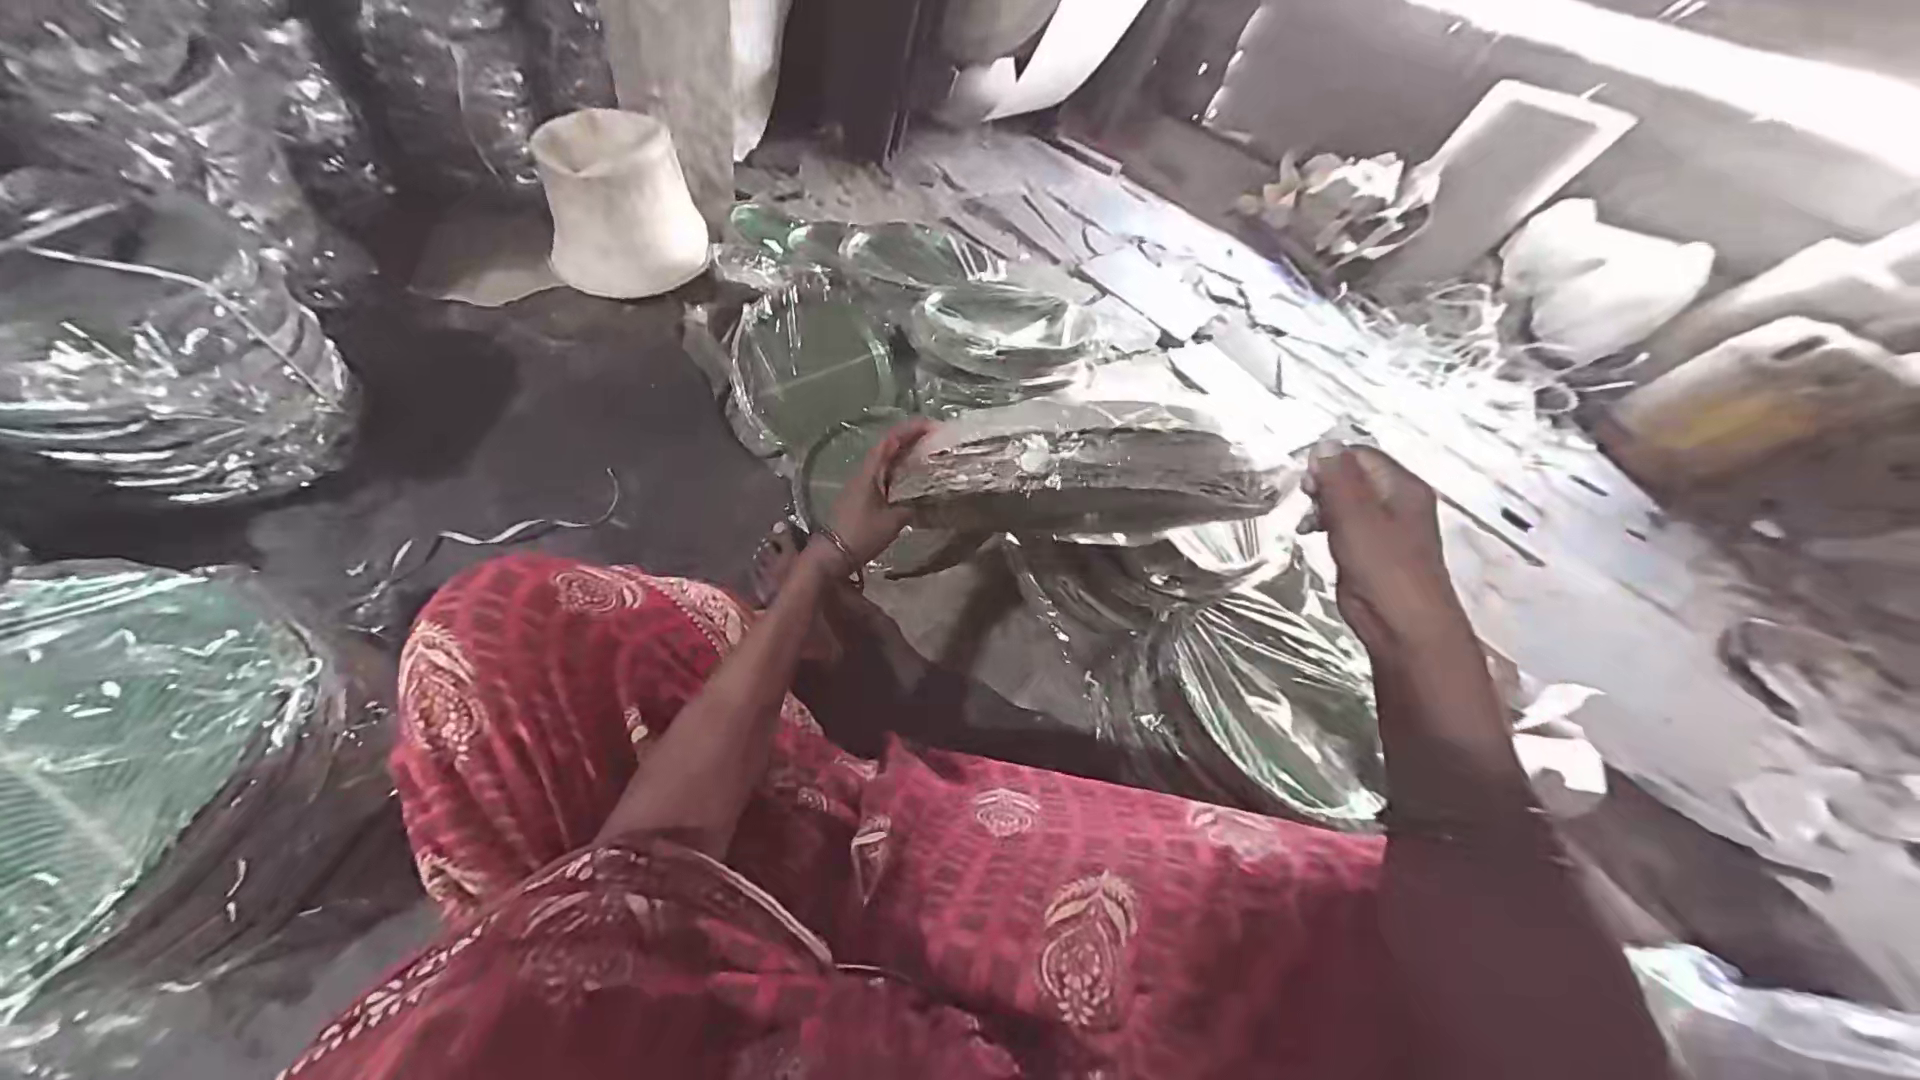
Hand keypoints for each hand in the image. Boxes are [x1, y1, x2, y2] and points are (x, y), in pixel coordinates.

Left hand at [822, 417, 936, 566]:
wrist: (832, 555)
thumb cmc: (861, 535)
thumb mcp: (893, 521)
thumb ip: (911, 506)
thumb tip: (927, 499)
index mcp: (870, 472)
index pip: (891, 440)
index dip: (911, 429)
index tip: (933, 425)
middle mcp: (865, 473)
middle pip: (889, 446)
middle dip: (912, 438)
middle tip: (937, 438)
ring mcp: (862, 484)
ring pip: (887, 461)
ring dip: (906, 454)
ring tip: (929, 454)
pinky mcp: (862, 496)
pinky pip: (884, 475)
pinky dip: (901, 470)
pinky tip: (913, 478)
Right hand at [1308, 446, 1472, 663]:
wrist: (1402, 623)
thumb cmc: (1382, 567)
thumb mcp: (1355, 517)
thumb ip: (1338, 479)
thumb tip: (1324, 444)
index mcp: (1403, 487)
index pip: (1361, 455)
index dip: (1330, 463)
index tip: (1307, 485)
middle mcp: (1397, 502)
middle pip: (1353, 475)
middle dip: (1324, 484)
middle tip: (1307, 501)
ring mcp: (1385, 527)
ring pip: (1346, 500)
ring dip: (1322, 505)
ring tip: (1308, 522)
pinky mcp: (1371, 549)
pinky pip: (1345, 524)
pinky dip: (1327, 524)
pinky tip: (1313, 535)